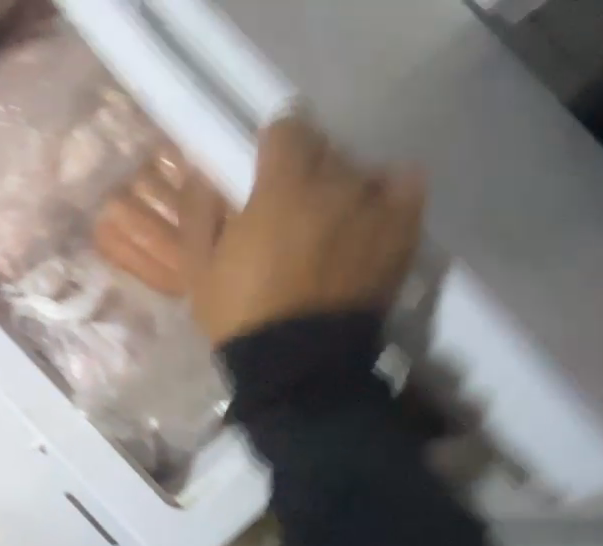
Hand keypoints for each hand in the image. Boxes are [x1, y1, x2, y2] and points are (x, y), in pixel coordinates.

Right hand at [182, 116, 425, 347]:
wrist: (298, 360)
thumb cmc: (240, 314)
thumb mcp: (198, 270)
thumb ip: (200, 214)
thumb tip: (200, 171)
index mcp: (280, 189)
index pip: (287, 129)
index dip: (273, 142)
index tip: (262, 163)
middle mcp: (334, 183)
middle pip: (324, 147)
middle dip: (304, 166)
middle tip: (286, 200)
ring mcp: (374, 202)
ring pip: (358, 168)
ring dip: (340, 183)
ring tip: (325, 215)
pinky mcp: (403, 225)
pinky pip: (403, 183)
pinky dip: (385, 189)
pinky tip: (365, 211)